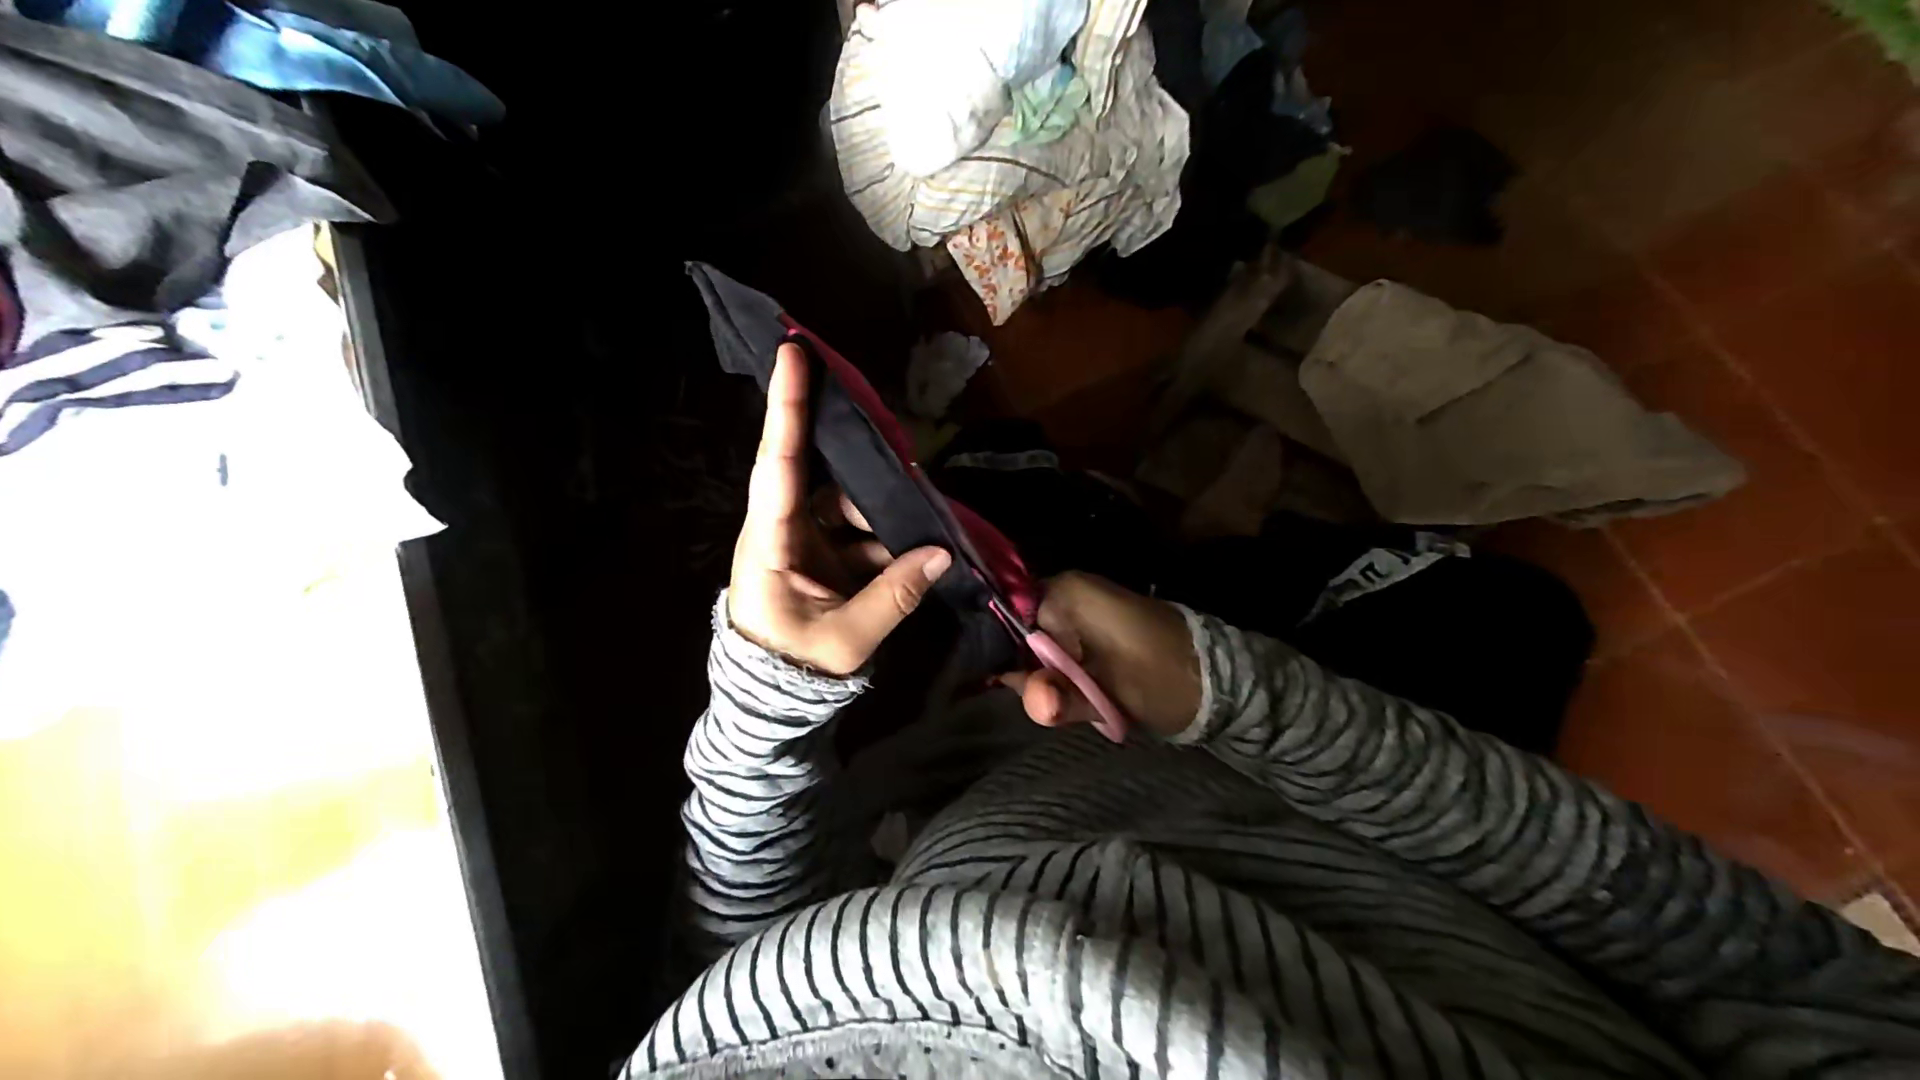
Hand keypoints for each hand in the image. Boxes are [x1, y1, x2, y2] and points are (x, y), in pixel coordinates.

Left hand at [728, 343, 951, 675]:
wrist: (774, 692)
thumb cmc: (796, 664)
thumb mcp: (847, 639)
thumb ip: (894, 595)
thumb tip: (941, 554)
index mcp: (770, 544)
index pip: (777, 467)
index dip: (787, 410)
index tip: (793, 353)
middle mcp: (779, 528)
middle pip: (815, 473)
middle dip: (848, 452)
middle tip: (885, 437)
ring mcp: (798, 537)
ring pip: (844, 502)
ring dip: (879, 514)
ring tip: (915, 538)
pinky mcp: (815, 549)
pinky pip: (852, 526)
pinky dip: (880, 535)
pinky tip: (909, 554)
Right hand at [998, 572, 1201, 737]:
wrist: (1216, 678)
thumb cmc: (1163, 678)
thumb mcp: (1114, 693)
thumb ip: (1068, 698)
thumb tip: (1036, 702)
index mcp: (1065, 592)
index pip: (1006, 622)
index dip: (1007, 659)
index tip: (1022, 691)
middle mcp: (1064, 588)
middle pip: (1020, 634)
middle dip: (1030, 671)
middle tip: (1052, 702)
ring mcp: (1077, 603)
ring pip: (1037, 644)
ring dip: (1047, 676)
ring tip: (1072, 697)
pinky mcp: (1089, 621)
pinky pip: (1056, 645)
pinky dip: (1060, 671)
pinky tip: (1075, 690)